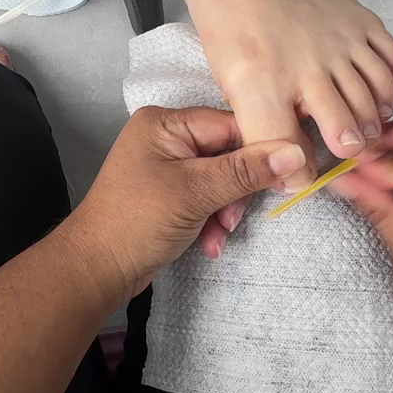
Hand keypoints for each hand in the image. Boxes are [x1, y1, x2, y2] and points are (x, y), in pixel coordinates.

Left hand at [66, 106, 304, 294]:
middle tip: (232, 217)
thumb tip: (295, 152)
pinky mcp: (170, 193)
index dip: (260, 151)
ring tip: (218, 234)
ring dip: (226, 209)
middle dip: (237, 189)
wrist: (97, 270)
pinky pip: (207, 197)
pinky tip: (210, 243)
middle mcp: (166, 137)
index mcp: (166, 122)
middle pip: (228, 153)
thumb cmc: (138, 221)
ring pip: (221, 179)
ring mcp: (168, 166)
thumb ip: (246, 171)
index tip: (286, 178)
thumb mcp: (195, 192)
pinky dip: (213, 219)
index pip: (230, 125)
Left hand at [172, 0, 392, 188]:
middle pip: (350, 121)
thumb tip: (290, 175)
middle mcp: (310, 66)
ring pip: (375, 91)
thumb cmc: (229, 23)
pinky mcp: (356, 17)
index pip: (294, 146)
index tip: (314, 178)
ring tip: (373, 126)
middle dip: (356, 144)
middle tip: (357, 152)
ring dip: (378, 115)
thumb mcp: (231, 82)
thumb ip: (260, 129)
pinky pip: (389, 52)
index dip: (307, 171)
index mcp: (267, 85)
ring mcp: (339, 39)